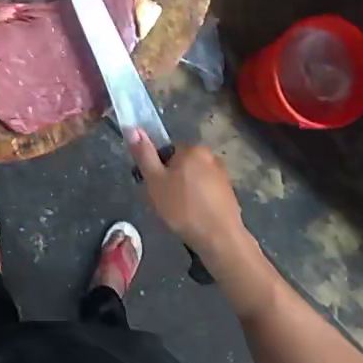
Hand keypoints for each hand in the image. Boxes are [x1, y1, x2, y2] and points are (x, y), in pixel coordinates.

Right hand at [127, 131, 247, 255]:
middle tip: (165, 203)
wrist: (218, 236)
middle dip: (172, 181)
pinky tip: (194, 216)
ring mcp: (223, 174)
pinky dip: (199, 200)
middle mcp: (211, 155)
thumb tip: (133, 127)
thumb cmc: (182, 207)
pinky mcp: (229, 191)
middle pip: (182, 165)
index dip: (158, 169)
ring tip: (180, 213)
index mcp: (193, 149)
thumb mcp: (155, 181)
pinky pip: (206, 191)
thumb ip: (144, 154)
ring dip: (185, 191)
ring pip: (194, 179)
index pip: (167, 151)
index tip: (155, 188)